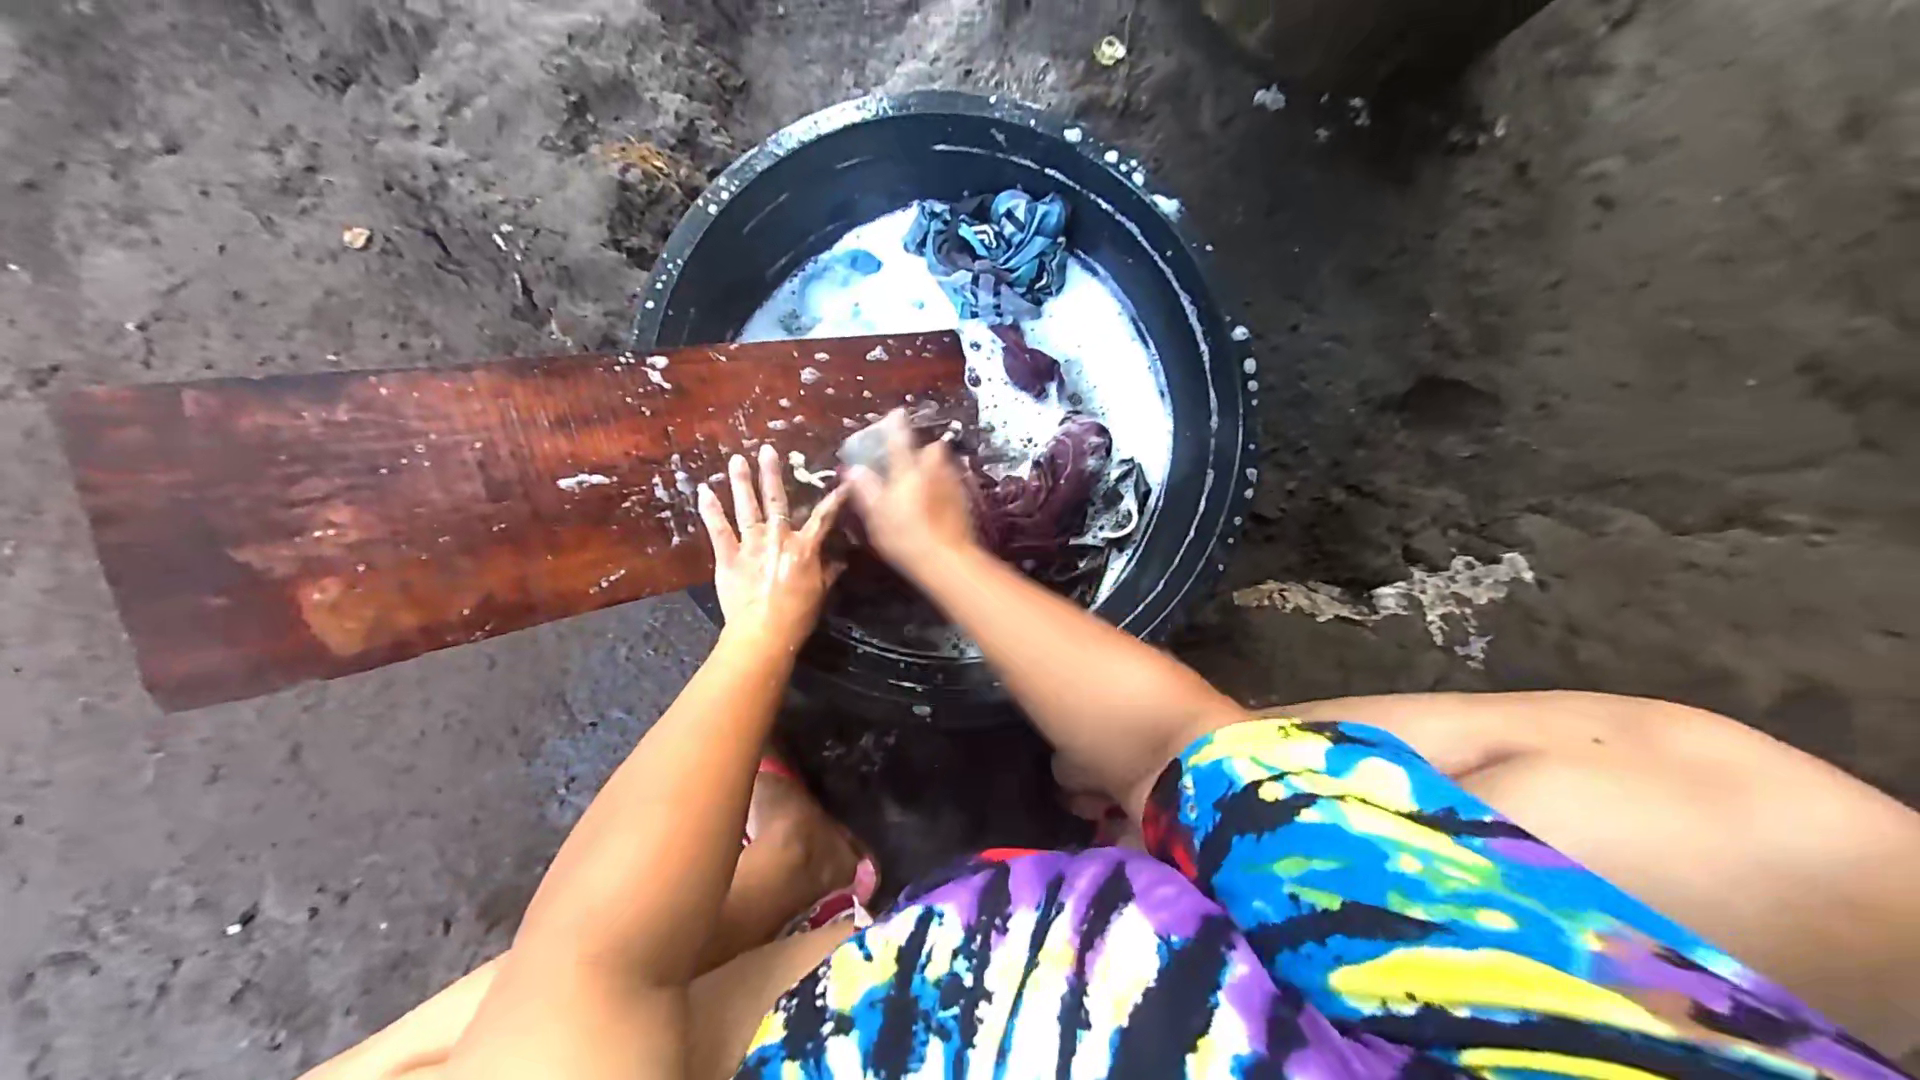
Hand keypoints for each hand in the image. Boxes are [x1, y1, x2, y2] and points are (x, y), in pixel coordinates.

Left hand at [698, 443, 849, 650]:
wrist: (763, 633)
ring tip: (737, 460)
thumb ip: (829, 572)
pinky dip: (710, 510)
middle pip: (776, 500)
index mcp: (804, 547)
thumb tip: (841, 560)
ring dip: (741, 482)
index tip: (841, 482)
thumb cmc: (797, 615)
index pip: (823, 517)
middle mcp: (778, 538)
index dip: (834, 499)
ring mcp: (750, 545)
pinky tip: (704, 491)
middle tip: (768, 450)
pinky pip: (718, 530)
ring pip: (746, 507)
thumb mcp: (820, 592)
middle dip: (772, 473)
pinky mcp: (727, 557)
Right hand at [845, 409, 975, 580]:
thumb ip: (865, 489)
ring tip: (924, 479)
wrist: (948, 559)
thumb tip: (854, 470)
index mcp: (907, 470)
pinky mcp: (964, 499)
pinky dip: (943, 484)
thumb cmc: (905, 537)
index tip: (896, 413)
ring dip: (934, 466)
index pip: (899, 439)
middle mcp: (933, 469)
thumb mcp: (876, 516)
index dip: (896, 425)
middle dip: (922, 449)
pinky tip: (936, 499)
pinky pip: (951, 481)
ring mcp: (952, 483)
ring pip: (943, 464)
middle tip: (911, 458)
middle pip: (929, 449)